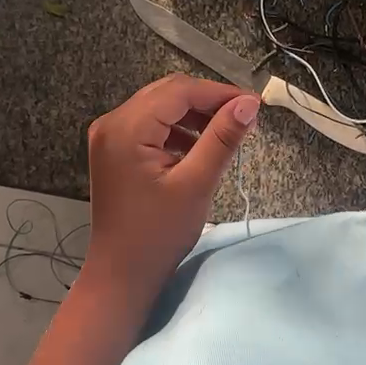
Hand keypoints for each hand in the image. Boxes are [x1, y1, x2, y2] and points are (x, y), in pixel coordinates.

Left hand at [81, 74, 258, 296]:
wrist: (122, 273)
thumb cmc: (159, 233)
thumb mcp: (196, 183)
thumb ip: (222, 139)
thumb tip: (248, 104)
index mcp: (127, 128)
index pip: (180, 91)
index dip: (219, 92)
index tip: (254, 105)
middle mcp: (113, 123)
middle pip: (168, 93)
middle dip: (208, 101)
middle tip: (245, 117)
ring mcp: (111, 137)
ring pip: (161, 108)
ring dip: (195, 115)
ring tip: (228, 133)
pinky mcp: (115, 151)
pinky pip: (152, 126)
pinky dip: (180, 130)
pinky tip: (201, 147)